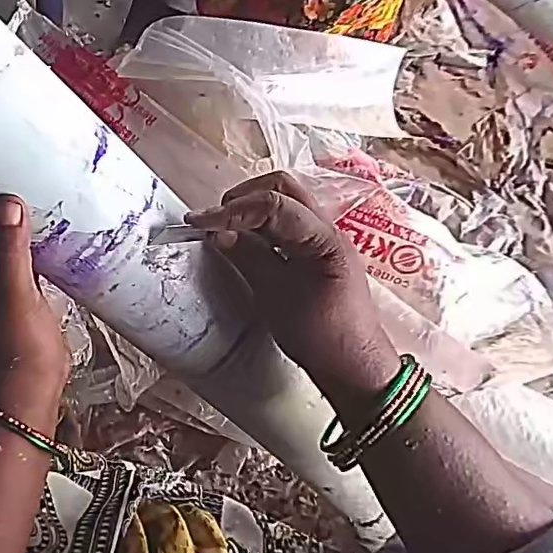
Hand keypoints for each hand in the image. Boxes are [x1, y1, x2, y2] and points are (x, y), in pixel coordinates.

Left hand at [0, 195, 70, 424]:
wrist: (30, 387)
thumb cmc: (17, 341)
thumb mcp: (15, 291)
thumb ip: (10, 250)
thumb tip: (7, 201)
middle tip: (9, 165)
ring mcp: (10, 282)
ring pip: (6, 239)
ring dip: (14, 217)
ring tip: (35, 188)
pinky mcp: (32, 294)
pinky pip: (31, 257)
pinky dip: (38, 241)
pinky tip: (58, 231)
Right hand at [184, 172, 399, 413]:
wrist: (354, 366)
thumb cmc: (321, 336)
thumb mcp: (278, 299)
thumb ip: (250, 259)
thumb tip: (218, 233)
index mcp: (324, 239)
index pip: (273, 205)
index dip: (231, 211)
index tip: (198, 224)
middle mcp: (326, 229)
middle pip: (282, 187)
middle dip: (242, 197)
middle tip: (214, 221)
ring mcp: (320, 237)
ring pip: (283, 199)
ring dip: (248, 208)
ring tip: (222, 231)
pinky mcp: (312, 249)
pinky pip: (282, 221)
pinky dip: (256, 223)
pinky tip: (239, 241)